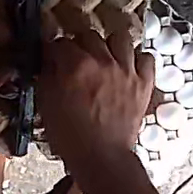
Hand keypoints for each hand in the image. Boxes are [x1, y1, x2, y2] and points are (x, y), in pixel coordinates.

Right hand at [38, 28, 153, 165]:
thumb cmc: (70, 136)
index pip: (60, 42)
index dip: (54, 50)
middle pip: (89, 35)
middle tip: (76, 59)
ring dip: (109, 45)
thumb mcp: (46, 104)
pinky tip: (127, 67)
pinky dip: (137, 59)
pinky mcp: (144, 83)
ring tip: (104, 57)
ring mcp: (126, 70)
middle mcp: (102, 61)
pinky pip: (145, 57)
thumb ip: (47, 75)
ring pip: (119, 38)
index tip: (53, 57)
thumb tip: (48, 60)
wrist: (102, 158)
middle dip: (80, 45)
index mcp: (75, 66)